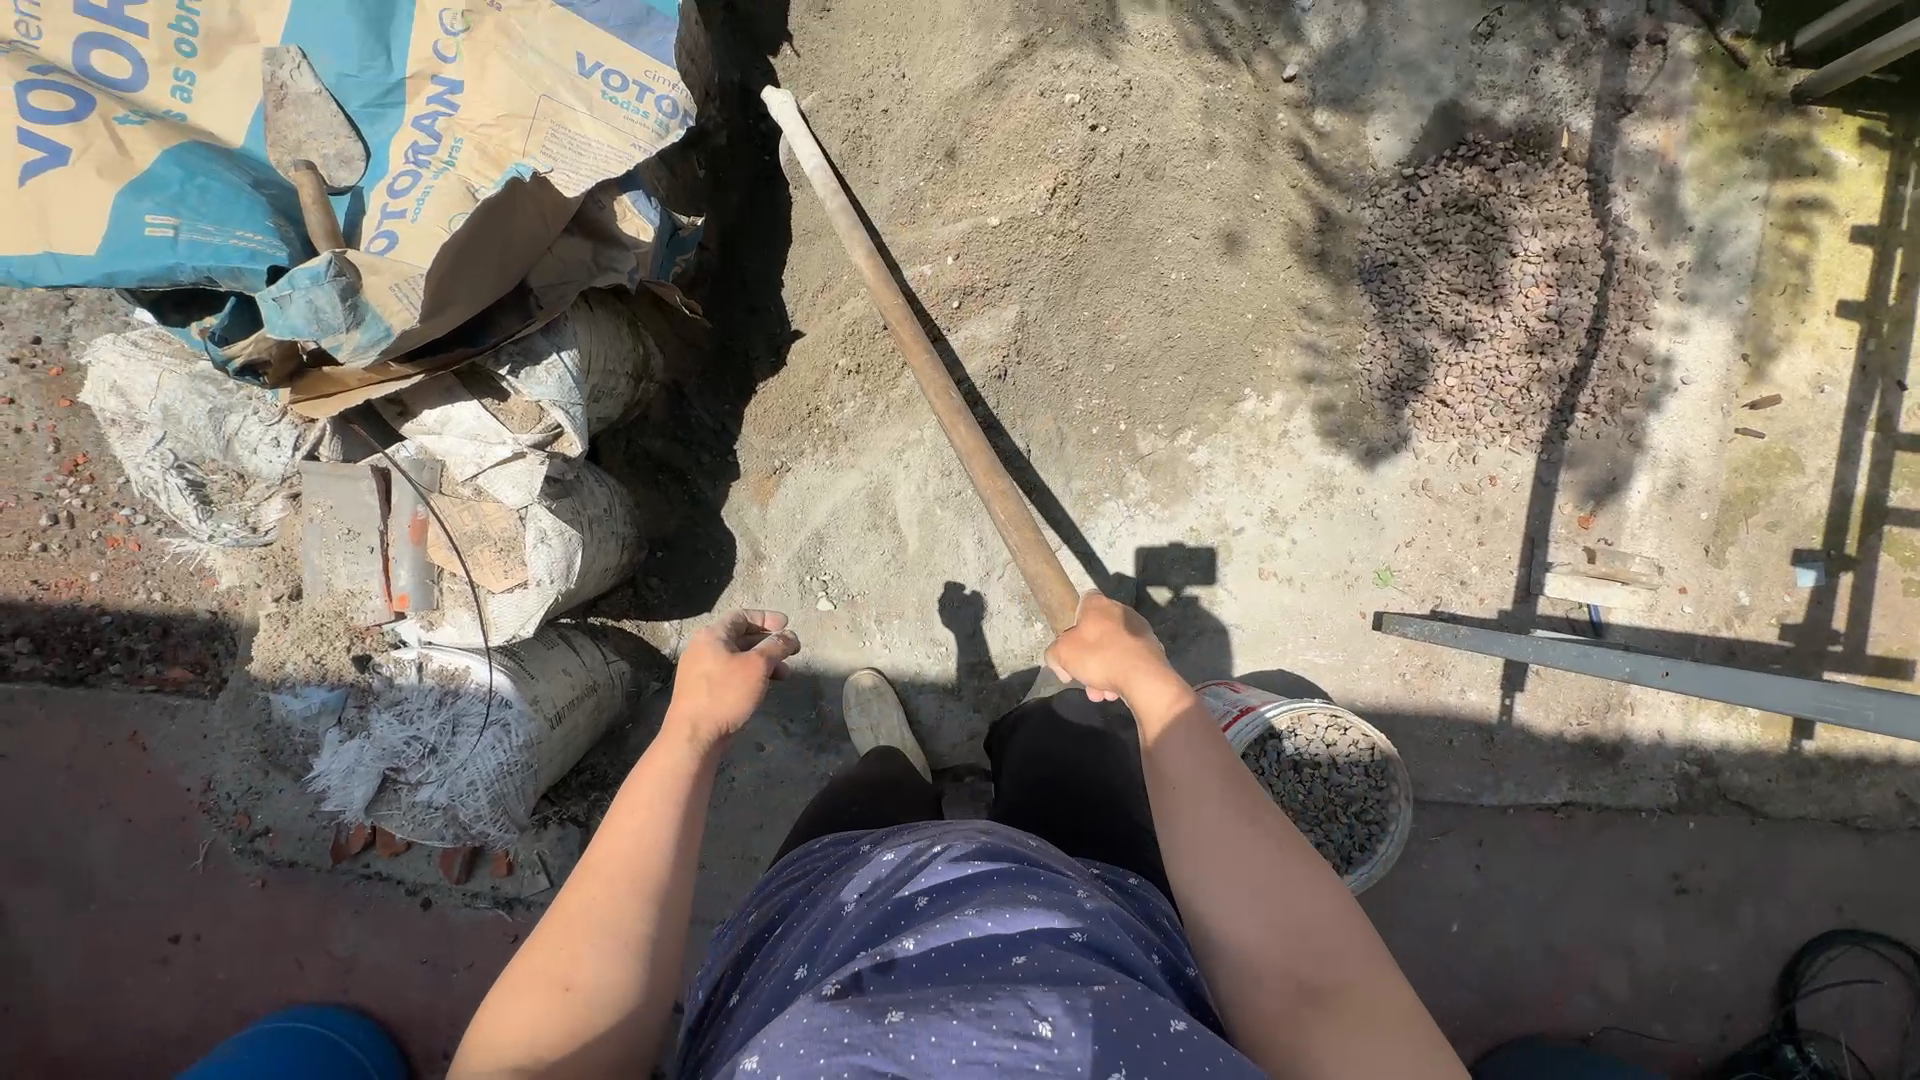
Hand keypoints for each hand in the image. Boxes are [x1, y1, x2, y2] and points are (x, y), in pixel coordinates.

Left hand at [664, 609, 800, 748]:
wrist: (694, 735)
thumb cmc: (726, 693)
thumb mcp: (757, 665)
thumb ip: (776, 646)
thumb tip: (790, 636)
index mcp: (712, 636)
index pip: (742, 616)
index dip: (767, 618)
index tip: (787, 625)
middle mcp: (703, 648)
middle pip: (741, 637)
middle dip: (769, 643)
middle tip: (791, 650)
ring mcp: (701, 670)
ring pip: (738, 658)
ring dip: (763, 662)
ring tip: (785, 674)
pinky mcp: (703, 690)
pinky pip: (731, 673)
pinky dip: (750, 675)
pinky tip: (764, 687)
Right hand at [1043, 591, 1174, 703]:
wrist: (1143, 677)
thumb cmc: (1099, 656)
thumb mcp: (1061, 653)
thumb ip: (1053, 654)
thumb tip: (1061, 664)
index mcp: (1098, 604)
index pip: (1082, 602)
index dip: (1073, 623)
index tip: (1070, 643)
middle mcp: (1121, 611)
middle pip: (1097, 633)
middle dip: (1088, 659)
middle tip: (1083, 677)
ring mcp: (1140, 630)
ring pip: (1113, 650)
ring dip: (1104, 672)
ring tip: (1100, 692)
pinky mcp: (1152, 648)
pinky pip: (1129, 660)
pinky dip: (1121, 675)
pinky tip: (1115, 692)